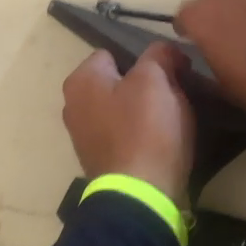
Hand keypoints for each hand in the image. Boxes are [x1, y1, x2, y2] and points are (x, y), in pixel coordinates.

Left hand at [60, 42, 195, 204]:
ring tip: (169, 122)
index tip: (170, 74)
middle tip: (172, 98)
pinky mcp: (97, 158)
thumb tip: (166, 51)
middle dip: (144, 87)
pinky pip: (121, 134)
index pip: (114, 53)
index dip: (146, 60)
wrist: (139, 194)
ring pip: (120, 109)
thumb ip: (159, 56)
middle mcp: (72, 104)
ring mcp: (82, 134)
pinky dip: (137, 135)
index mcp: (80, 80)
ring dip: (142, 112)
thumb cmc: (144, 130)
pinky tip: (157, 143)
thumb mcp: (156, 81)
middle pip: (117, 82)